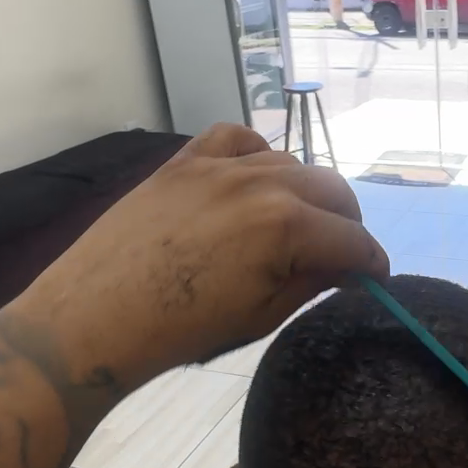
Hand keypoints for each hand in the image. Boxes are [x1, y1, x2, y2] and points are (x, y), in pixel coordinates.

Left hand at [7, 124, 388, 384]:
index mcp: (287, 226)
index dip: (372, 264)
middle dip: (346, 225)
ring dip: (306, 195)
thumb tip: (347, 267)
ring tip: (293, 224)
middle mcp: (263, 182)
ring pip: (291, 164)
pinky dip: (256, 153)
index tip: (374, 279)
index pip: (354, 239)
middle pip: (334, 191)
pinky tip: (253, 178)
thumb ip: (314, 281)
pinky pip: (237, 137)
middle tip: (337, 256)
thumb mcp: (262, 314)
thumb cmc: (183, 330)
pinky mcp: (186, 160)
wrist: (93, 318)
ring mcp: (222, 165)